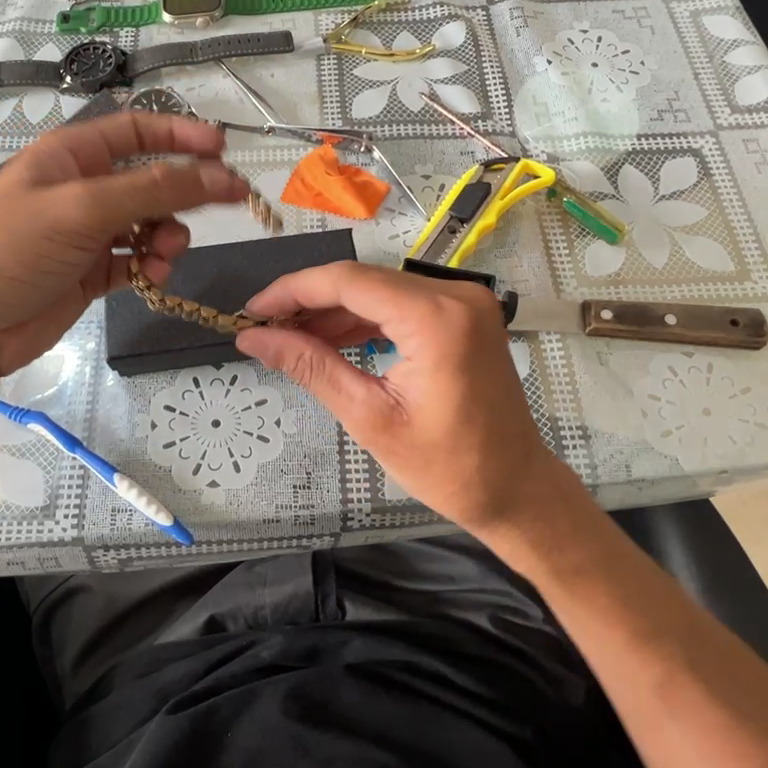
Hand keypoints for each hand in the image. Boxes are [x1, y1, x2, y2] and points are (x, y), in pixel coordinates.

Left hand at [0, 112, 248, 375]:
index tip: (224, 149)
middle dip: (184, 192)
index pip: (136, 131)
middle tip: (225, 204)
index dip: (181, 135)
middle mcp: (82, 188)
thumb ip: (155, 190)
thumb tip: (223, 176)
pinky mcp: (91, 273)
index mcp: (70, 155)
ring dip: (168, 234)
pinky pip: (138, 260)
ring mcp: (87, 233)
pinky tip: (154, 276)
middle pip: (150, 179)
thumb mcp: (83, 208)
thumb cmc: (11, 248)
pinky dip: (152, 265)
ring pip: (150, 223)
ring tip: (167, 252)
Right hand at [235, 262, 580, 534]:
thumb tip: (254, 338)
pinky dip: (365, 319)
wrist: (514, 488)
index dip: (293, 290)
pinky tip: (329, 338)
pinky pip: (402, 304)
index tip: (252, 311)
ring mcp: (464, 301)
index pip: (348, 281)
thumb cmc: (447, 466)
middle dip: (309, 301)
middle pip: (363, 280)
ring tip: (289, 338)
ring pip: (380, 290)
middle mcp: (455, 294)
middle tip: (264, 328)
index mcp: (437, 318)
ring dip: (334, 311)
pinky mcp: (464, 315)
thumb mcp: (370, 417)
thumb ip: (310, 366)